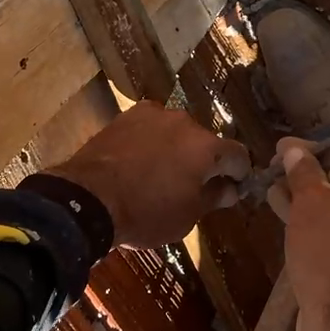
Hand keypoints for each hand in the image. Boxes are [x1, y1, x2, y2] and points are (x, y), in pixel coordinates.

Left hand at [47, 101, 249, 248]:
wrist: (88, 198)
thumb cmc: (146, 213)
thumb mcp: (186, 216)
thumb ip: (213, 197)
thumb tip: (230, 188)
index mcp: (206, 147)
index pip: (238, 155)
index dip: (240, 173)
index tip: (233, 188)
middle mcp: (186, 122)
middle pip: (206, 141)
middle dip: (204, 162)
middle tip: (191, 186)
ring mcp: (156, 114)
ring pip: (177, 132)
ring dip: (176, 149)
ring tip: (159, 173)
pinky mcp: (129, 114)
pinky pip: (151, 127)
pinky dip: (152, 140)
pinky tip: (138, 160)